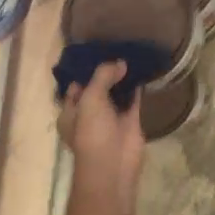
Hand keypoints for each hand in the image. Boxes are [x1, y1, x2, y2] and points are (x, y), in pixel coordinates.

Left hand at [58, 62, 146, 210]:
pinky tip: (143, 72)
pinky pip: (133, 101)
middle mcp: (89, 114)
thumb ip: (103, 76)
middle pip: (97, 89)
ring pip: (116, 94)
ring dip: (122, 79)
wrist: (113, 165)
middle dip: (106, 73)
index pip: (75, 87)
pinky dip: (137, 89)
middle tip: (117, 49)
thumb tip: (121, 63)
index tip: (96, 52)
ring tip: (131, 56)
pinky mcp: (129, 122)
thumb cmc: (92, 132)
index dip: (84, 71)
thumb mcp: (91, 98)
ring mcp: (110, 118)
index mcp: (70, 112)